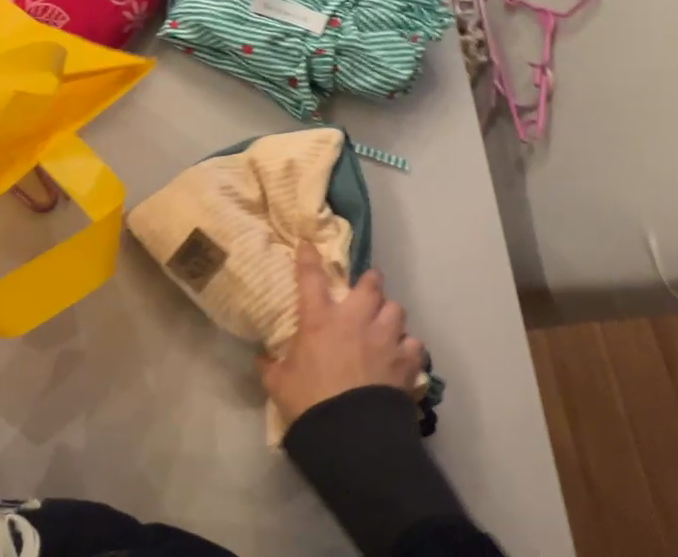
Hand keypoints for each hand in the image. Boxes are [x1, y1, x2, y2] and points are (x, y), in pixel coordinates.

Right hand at [258, 240, 425, 424]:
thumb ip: (271, 365)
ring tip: (386, 320)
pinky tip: (402, 353)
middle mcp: (355, 321)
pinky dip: (408, 346)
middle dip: (370, 280)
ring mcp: (385, 340)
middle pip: (370, 286)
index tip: (308, 243)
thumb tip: (262, 357)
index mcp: (320, 319)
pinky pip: (414, 345)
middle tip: (367, 282)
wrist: (352, 433)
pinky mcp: (406, 363)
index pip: (311, 277)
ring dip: (390, 313)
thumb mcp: (278, 381)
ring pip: (396, 311)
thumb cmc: (309, 400)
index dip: (309, 257)